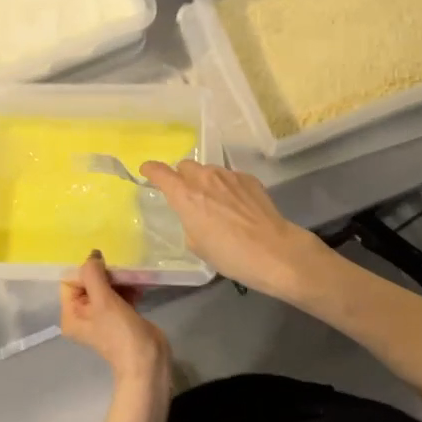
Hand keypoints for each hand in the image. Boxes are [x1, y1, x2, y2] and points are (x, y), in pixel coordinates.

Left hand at [61, 252, 168, 381]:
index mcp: (71, 313)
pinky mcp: (120, 316)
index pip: (70, 281)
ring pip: (106, 287)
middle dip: (105, 274)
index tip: (104, 265)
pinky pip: (119, 295)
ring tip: (134, 278)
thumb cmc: (119, 331)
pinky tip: (140, 285)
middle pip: (89, 282)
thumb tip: (92, 254)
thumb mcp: (103, 300)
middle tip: (122, 271)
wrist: (147, 361)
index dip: (86, 270)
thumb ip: (93, 274)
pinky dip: (128, 288)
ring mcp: (102, 316)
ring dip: (120, 280)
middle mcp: (83, 314)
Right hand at [139, 159, 325, 298]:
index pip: (160, 172)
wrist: (274, 251)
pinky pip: (230, 177)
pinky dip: (227, 187)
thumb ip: (189, 222)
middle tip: (188, 195)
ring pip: (209, 170)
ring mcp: (229, 175)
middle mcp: (205, 178)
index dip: (151, 170)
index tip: (147, 171)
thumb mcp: (198, 246)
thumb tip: (196, 215)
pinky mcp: (249, 178)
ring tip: (216, 203)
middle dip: (182, 177)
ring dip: (206, 181)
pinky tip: (237, 206)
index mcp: (186, 195)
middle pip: (185, 166)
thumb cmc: (230, 255)